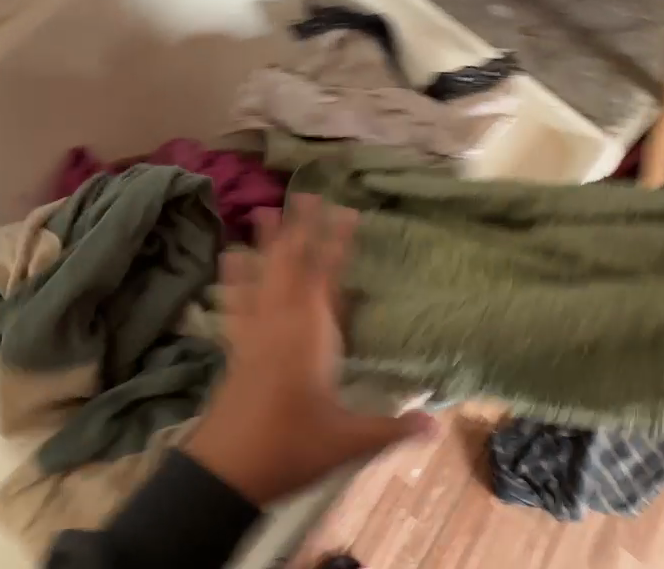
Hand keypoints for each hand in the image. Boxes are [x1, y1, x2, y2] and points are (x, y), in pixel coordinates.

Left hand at [185, 195, 434, 505]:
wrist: (226, 469)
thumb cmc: (290, 447)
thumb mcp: (346, 441)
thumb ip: (391, 430)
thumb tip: (437, 426)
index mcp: (310, 335)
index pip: (327, 277)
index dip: (337, 243)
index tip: (347, 210)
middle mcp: (280, 322)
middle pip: (291, 263)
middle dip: (301, 228)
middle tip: (307, 192)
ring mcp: (255, 331)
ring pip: (263, 274)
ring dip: (266, 242)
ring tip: (265, 208)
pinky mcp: (237, 346)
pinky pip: (236, 301)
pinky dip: (235, 277)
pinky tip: (229, 259)